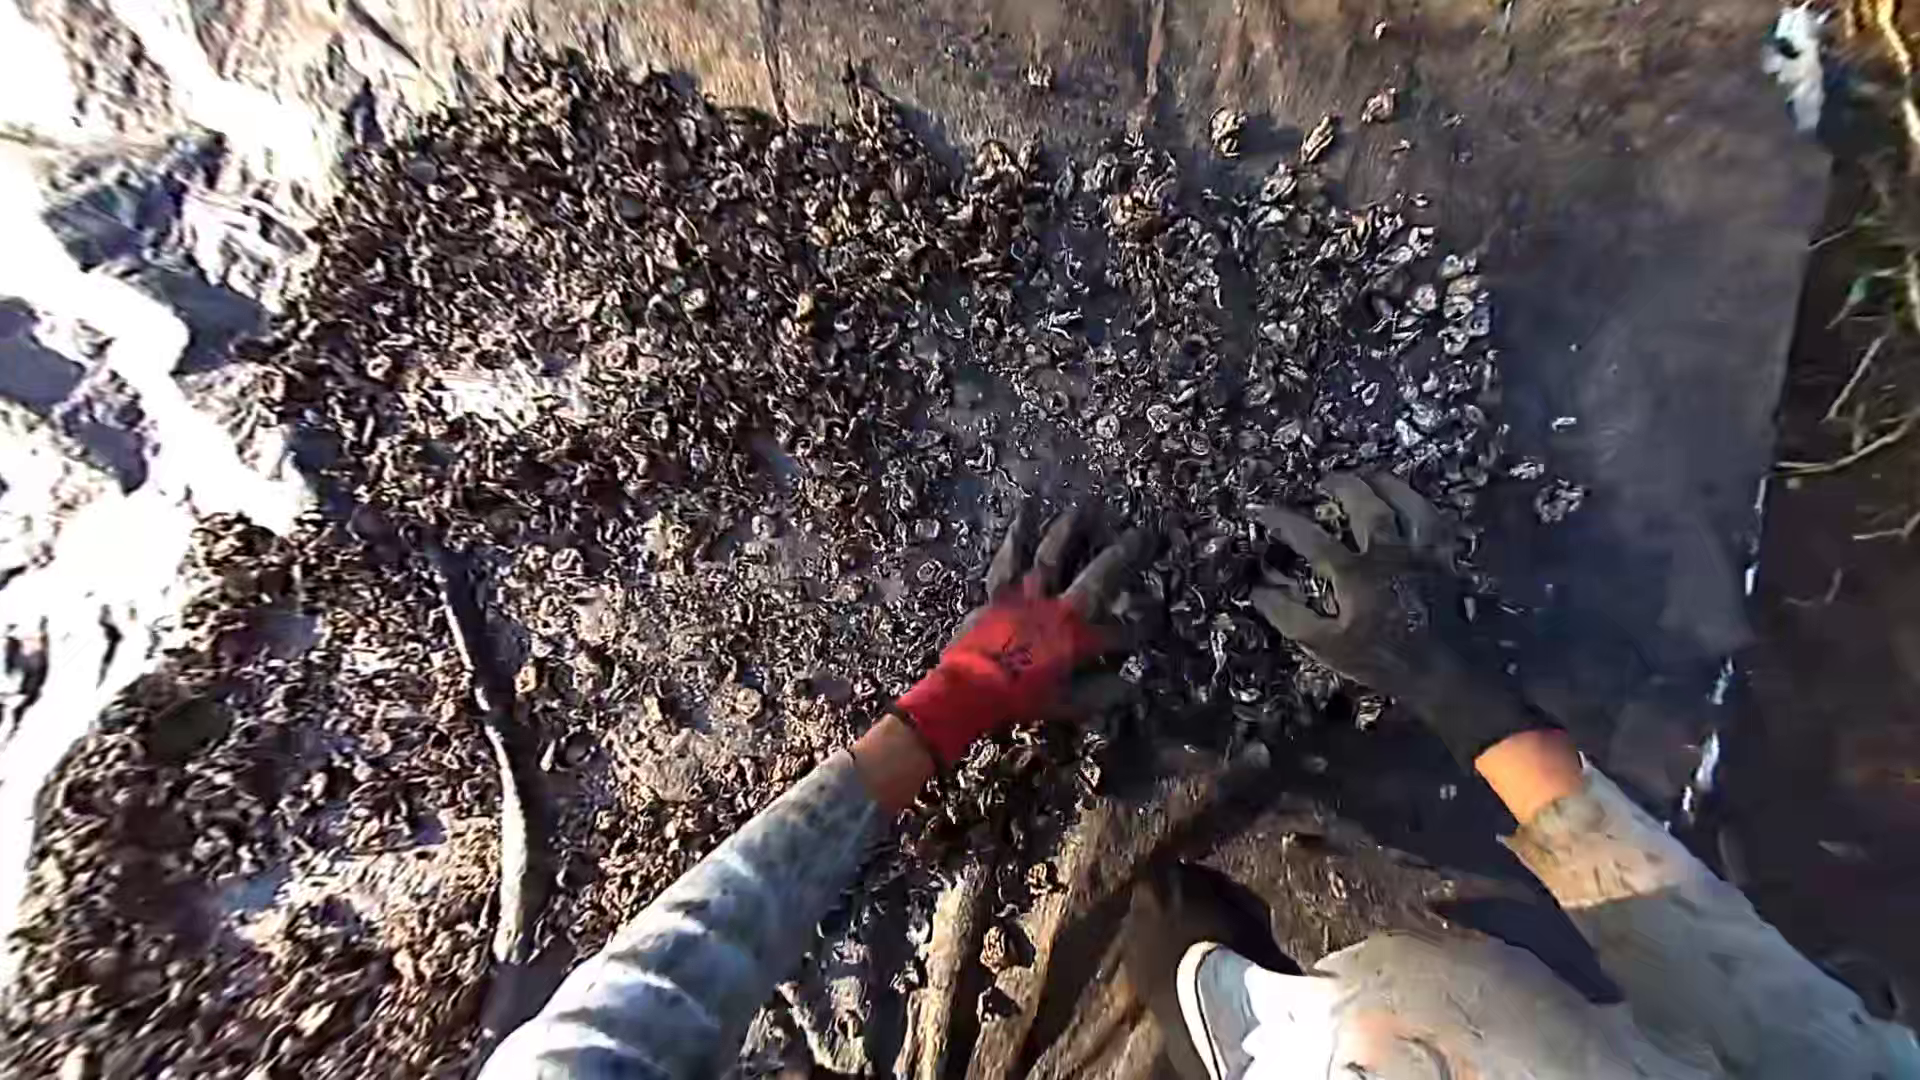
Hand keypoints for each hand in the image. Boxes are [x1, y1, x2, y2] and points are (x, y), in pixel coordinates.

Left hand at [896, 506, 1146, 764]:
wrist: (970, 688)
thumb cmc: (1020, 697)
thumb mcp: (1066, 704)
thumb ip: (1101, 694)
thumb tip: (1130, 685)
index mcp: (1078, 637)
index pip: (1121, 630)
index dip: (1141, 626)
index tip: (1153, 619)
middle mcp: (1057, 607)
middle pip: (1099, 575)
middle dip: (1125, 555)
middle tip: (1143, 534)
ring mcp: (1027, 593)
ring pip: (1053, 553)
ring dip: (1071, 531)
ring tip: (1085, 508)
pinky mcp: (1001, 589)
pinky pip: (1011, 556)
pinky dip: (1018, 533)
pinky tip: (1025, 511)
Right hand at [1249, 472, 1553, 765]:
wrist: (1444, 675)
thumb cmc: (1378, 659)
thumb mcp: (1323, 644)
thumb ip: (1287, 614)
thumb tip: (1258, 588)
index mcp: (1353, 573)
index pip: (1309, 536)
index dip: (1281, 520)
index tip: (1260, 509)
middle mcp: (1388, 554)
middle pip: (1365, 505)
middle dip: (1342, 486)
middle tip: (1324, 480)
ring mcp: (1420, 554)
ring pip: (1407, 505)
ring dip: (1386, 485)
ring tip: (1369, 475)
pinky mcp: (1444, 561)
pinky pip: (1435, 522)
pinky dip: (1421, 506)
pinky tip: (1411, 501)